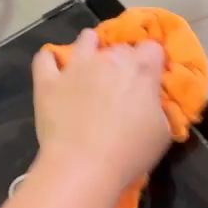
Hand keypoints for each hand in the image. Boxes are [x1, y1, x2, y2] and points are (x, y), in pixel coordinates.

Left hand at [32, 28, 171, 191]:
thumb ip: (160, 107)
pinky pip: (45, 58)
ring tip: (91, 63)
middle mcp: (108, 59)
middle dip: (124, 60)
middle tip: (122, 85)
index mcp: (141, 69)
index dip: (153, 61)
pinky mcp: (48, 81)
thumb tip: (154, 100)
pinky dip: (50, 59)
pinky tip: (55, 67)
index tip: (152, 78)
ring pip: (85, 40)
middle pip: (120, 47)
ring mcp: (76, 67)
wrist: (82, 168)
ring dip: (91, 46)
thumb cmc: (129, 153)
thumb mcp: (163, 133)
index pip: (153, 48)